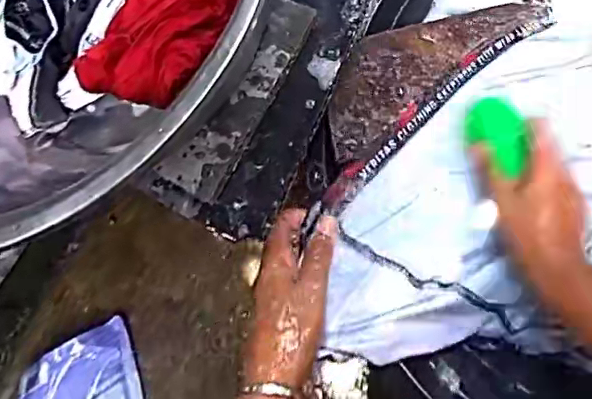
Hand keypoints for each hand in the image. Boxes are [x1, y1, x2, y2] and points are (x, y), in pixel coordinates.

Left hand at [241, 207, 337, 393]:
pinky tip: (314, 289)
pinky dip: (300, 276)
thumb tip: (325, 222)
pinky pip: (286, 283)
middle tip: (324, 233)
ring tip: (323, 257)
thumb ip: (319, 253)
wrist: (274, 378)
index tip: (318, 213)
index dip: (300, 213)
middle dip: (302, 233)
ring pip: (284, 264)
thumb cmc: (291, 332)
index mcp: (274, 262)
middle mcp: (266, 275)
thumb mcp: (313, 286)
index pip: (282, 223)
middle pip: (282, 242)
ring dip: (302, 255)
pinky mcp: (272, 315)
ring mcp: (267, 296)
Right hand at [472, 119, 591, 296]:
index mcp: (547, 164)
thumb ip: (491, 169)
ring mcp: (575, 189)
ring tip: (518, 182)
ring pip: (554, 165)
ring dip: (537, 165)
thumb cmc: (529, 234)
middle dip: (527, 146)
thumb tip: (479, 143)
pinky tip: (536, 204)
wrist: (562, 275)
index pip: (540, 126)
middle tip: (506, 157)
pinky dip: (547, 183)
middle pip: (547, 145)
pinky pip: (561, 183)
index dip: (523, 122)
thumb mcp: (503, 201)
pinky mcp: (579, 207)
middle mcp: (565, 170)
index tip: (507, 129)